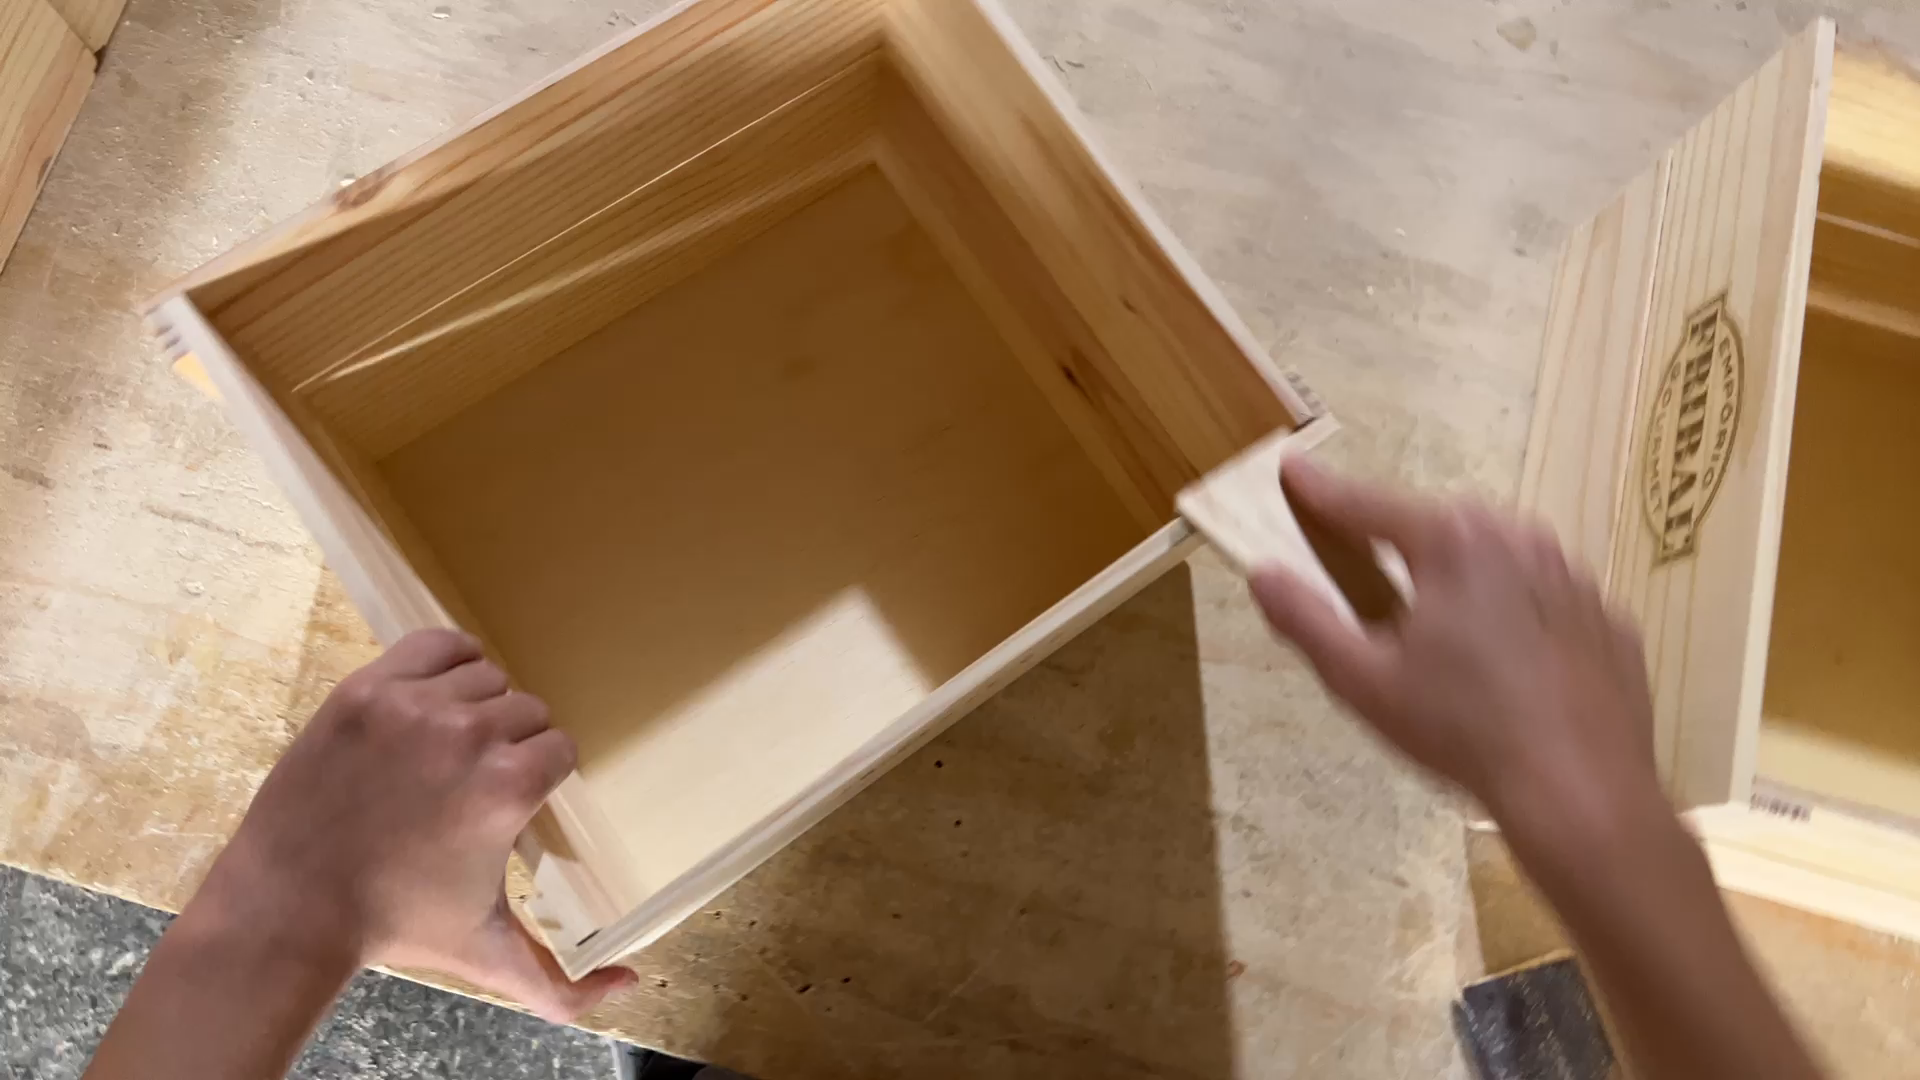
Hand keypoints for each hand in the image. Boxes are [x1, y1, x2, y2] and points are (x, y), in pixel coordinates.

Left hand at [200, 629, 633, 1021]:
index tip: (507, 799)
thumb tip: (633, 985)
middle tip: (469, 779)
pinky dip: (447, 659)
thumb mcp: (486, 949)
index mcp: (512, 785)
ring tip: (443, 746)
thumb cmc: (395, 924)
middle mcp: (473, 735)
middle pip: (529, 709)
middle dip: (510, 742)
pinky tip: (434, 694)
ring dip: (478, 704)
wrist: (282, 912)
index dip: (539, 772)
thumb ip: (562, 981)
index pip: (561, 745)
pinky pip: (440, 642)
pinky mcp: (368, 687)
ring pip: (490, 676)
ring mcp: (417, 707)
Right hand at [1249, 459, 1662, 830]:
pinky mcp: (1603, 616)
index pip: (1365, 505)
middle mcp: (1517, 539)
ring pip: (1489, 549)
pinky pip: (1536, 589)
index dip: (1319, 490)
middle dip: (1389, 532)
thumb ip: (1302, 618)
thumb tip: (1260, 572)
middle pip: (1432, 521)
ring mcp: (1570, 576)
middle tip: (1356, 560)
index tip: (1289, 467)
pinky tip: (1492, 652)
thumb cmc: (1457, 729)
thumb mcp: (1358, 678)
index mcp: (1452, 543)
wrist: (1584, 797)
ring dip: (1447, 563)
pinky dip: (1501, 600)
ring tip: (1424, 609)